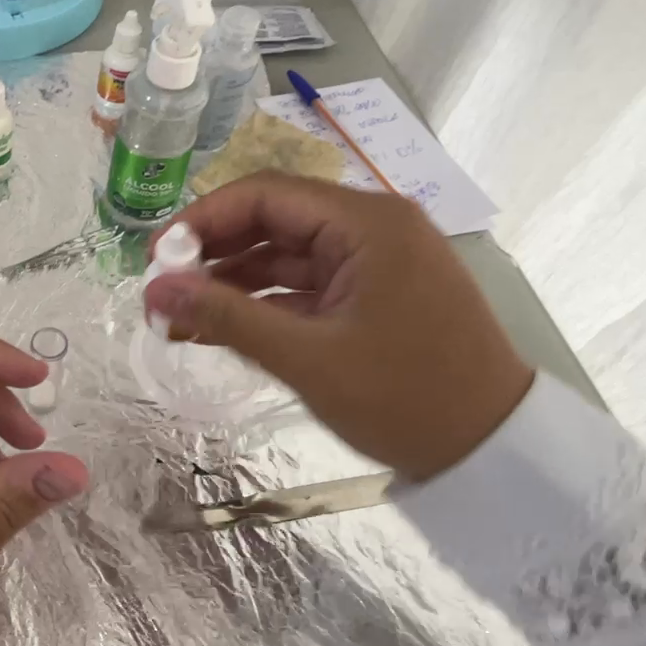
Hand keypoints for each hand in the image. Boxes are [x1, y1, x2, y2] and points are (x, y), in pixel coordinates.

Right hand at [142, 171, 533, 479]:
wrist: (493, 452)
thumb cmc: (406, 399)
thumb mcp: (306, 358)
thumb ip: (225, 317)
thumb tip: (152, 290)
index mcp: (366, 222)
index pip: (264, 194)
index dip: (201, 220)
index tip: (155, 258)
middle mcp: (372, 226)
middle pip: (272, 220)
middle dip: (212, 252)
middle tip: (162, 289)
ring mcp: (375, 260)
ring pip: (284, 255)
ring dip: (231, 282)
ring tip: (178, 315)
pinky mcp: (373, 293)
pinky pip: (304, 285)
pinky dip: (263, 303)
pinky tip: (220, 326)